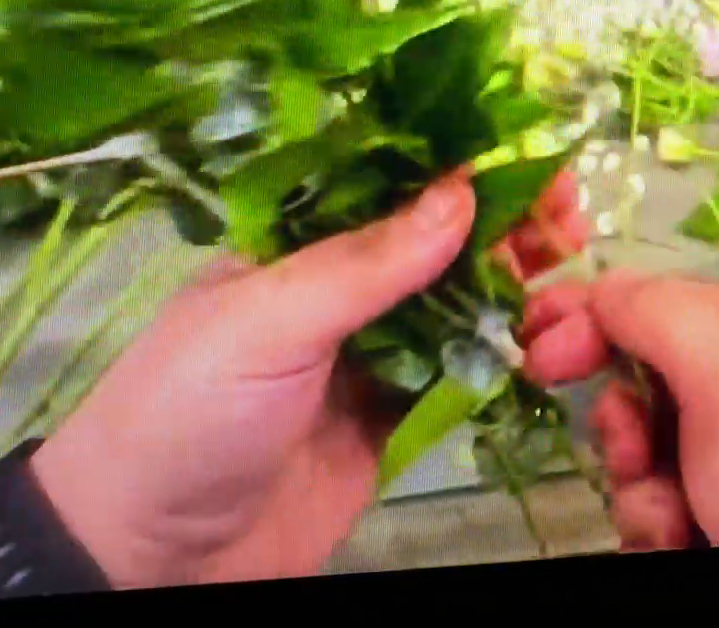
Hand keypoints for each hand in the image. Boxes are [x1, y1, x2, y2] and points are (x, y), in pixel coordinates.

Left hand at [27, 169, 589, 588]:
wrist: (150, 560)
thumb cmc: (191, 410)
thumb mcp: (267, 319)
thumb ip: (368, 262)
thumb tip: (463, 190)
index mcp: (302, 240)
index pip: (394, 183)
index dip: (463, 162)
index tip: (529, 157)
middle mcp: (344, 284)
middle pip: (437, 236)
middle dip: (503, 217)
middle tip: (566, 214)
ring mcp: (374, 346)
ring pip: (458, 297)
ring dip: (512, 277)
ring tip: (567, 262)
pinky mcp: (396, 407)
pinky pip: (459, 366)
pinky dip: (501, 347)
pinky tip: (542, 331)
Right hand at [520, 271, 718, 549]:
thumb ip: (659, 312)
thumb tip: (601, 284)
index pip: (656, 301)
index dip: (593, 309)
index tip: (533, 331)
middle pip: (639, 376)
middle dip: (617, 408)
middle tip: (620, 442)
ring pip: (636, 447)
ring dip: (635, 478)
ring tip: (670, 512)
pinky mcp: (710, 521)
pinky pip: (647, 502)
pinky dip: (649, 521)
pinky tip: (677, 538)